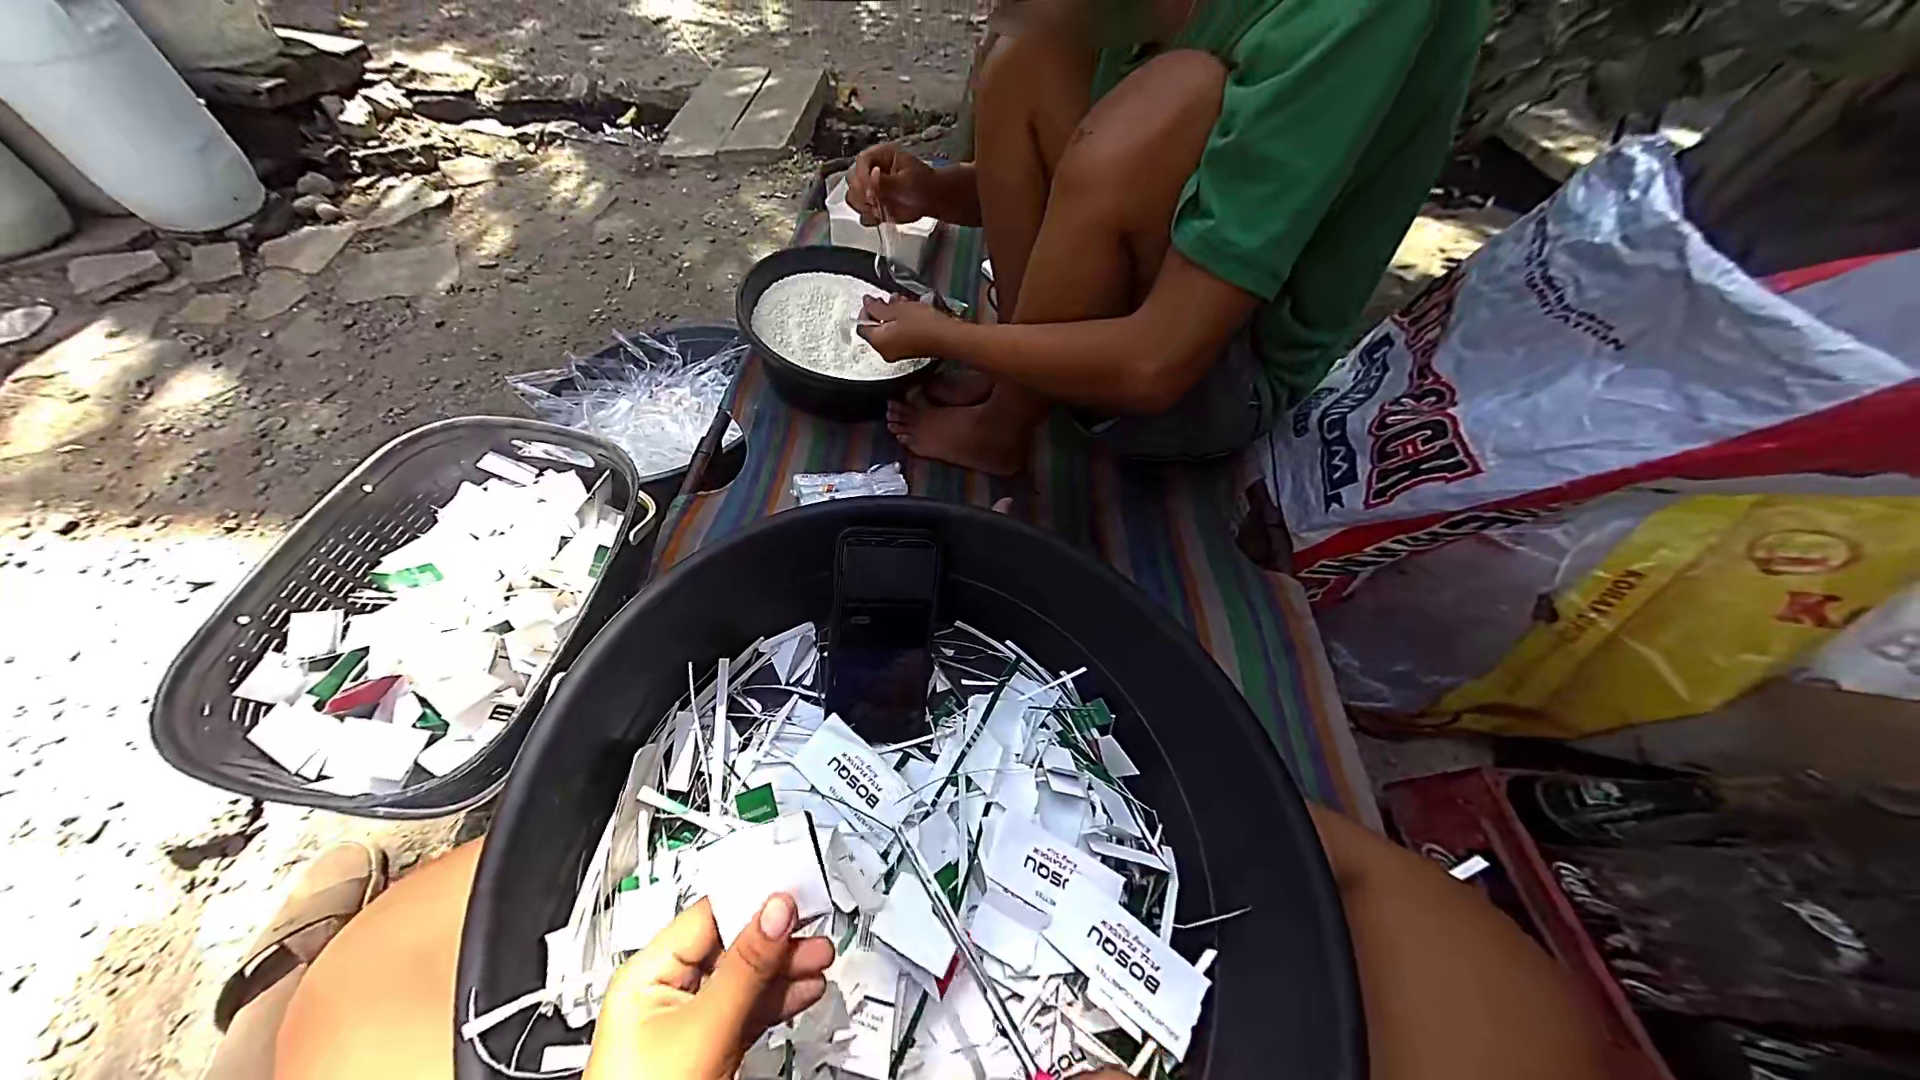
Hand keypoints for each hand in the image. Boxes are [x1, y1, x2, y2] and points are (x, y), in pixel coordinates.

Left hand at [584, 894, 835, 1079]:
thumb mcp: (703, 1028)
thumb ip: (745, 966)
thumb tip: (776, 910)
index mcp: (647, 975)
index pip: (710, 914)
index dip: (754, 899)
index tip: (795, 889)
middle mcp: (667, 993)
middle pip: (735, 944)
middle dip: (779, 936)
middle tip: (815, 924)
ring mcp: (691, 1022)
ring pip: (749, 977)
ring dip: (788, 966)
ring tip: (819, 956)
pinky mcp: (712, 1046)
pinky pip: (753, 1007)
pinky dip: (782, 997)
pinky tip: (805, 986)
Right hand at [847, 143, 942, 225]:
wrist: (931, 199)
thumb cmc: (923, 184)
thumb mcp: (908, 180)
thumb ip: (888, 181)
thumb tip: (872, 178)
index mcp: (880, 157)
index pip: (861, 162)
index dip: (863, 177)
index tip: (871, 191)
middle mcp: (871, 171)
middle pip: (852, 180)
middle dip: (862, 193)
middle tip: (877, 201)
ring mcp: (871, 190)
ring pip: (853, 198)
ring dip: (864, 206)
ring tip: (881, 208)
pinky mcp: (874, 207)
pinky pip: (863, 214)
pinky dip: (870, 218)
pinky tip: (882, 215)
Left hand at [858, 295, 955, 363]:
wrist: (947, 337)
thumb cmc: (924, 324)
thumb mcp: (897, 309)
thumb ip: (878, 308)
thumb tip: (868, 305)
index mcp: (879, 342)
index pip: (862, 325)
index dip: (866, 310)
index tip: (872, 298)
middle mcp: (885, 351)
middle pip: (875, 329)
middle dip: (880, 311)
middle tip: (888, 298)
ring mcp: (897, 353)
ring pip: (887, 331)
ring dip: (892, 315)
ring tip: (902, 302)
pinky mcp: (909, 351)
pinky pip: (898, 336)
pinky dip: (900, 324)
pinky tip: (908, 312)